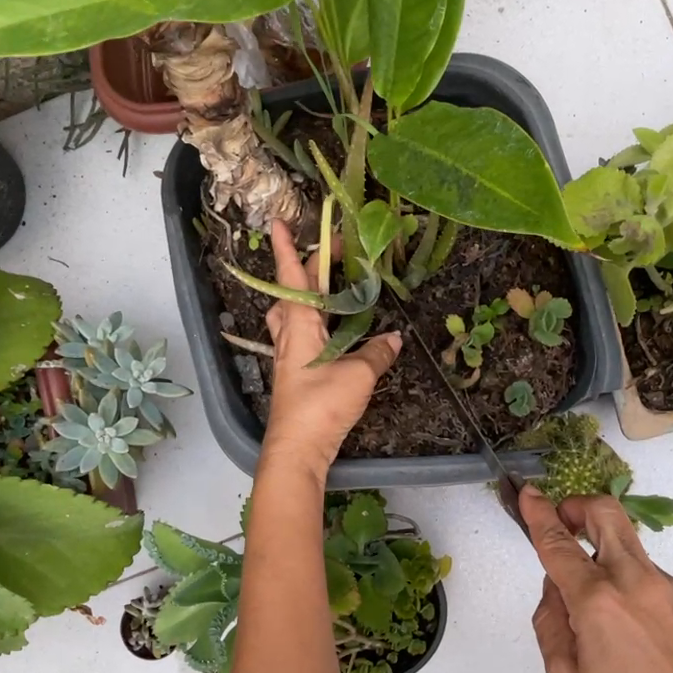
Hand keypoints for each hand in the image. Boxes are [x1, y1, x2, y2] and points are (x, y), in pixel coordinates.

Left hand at [260, 220, 400, 473]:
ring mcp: (288, 359)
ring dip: (303, 298)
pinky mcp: (294, 377)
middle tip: (329, 255)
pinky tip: (331, 333)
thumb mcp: (358, 375)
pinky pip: (300, 339)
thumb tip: (394, 337)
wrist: (297, 450)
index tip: (278, 223)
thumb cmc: (321, 407)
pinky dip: (313, 325)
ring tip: (326, 289)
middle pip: (290, 294)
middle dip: (305, 269)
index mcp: (299, 327)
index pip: (293, 278)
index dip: (286, 250)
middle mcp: (288, 338)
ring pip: (289, 317)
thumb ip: (377, 353)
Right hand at [522, 487, 672, 672]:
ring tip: (584, 590)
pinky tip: (616, 620)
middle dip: (576, 506)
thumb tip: (557, 588)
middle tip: (559, 523)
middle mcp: (632, 579)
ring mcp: (662, 583)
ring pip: (624, 536)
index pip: (558, 542)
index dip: (538, 513)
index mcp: (597, 601)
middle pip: (604, 512)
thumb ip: (550, 620)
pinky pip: (639, 566)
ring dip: (597, 541)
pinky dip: (618, 572)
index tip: (528, 492)